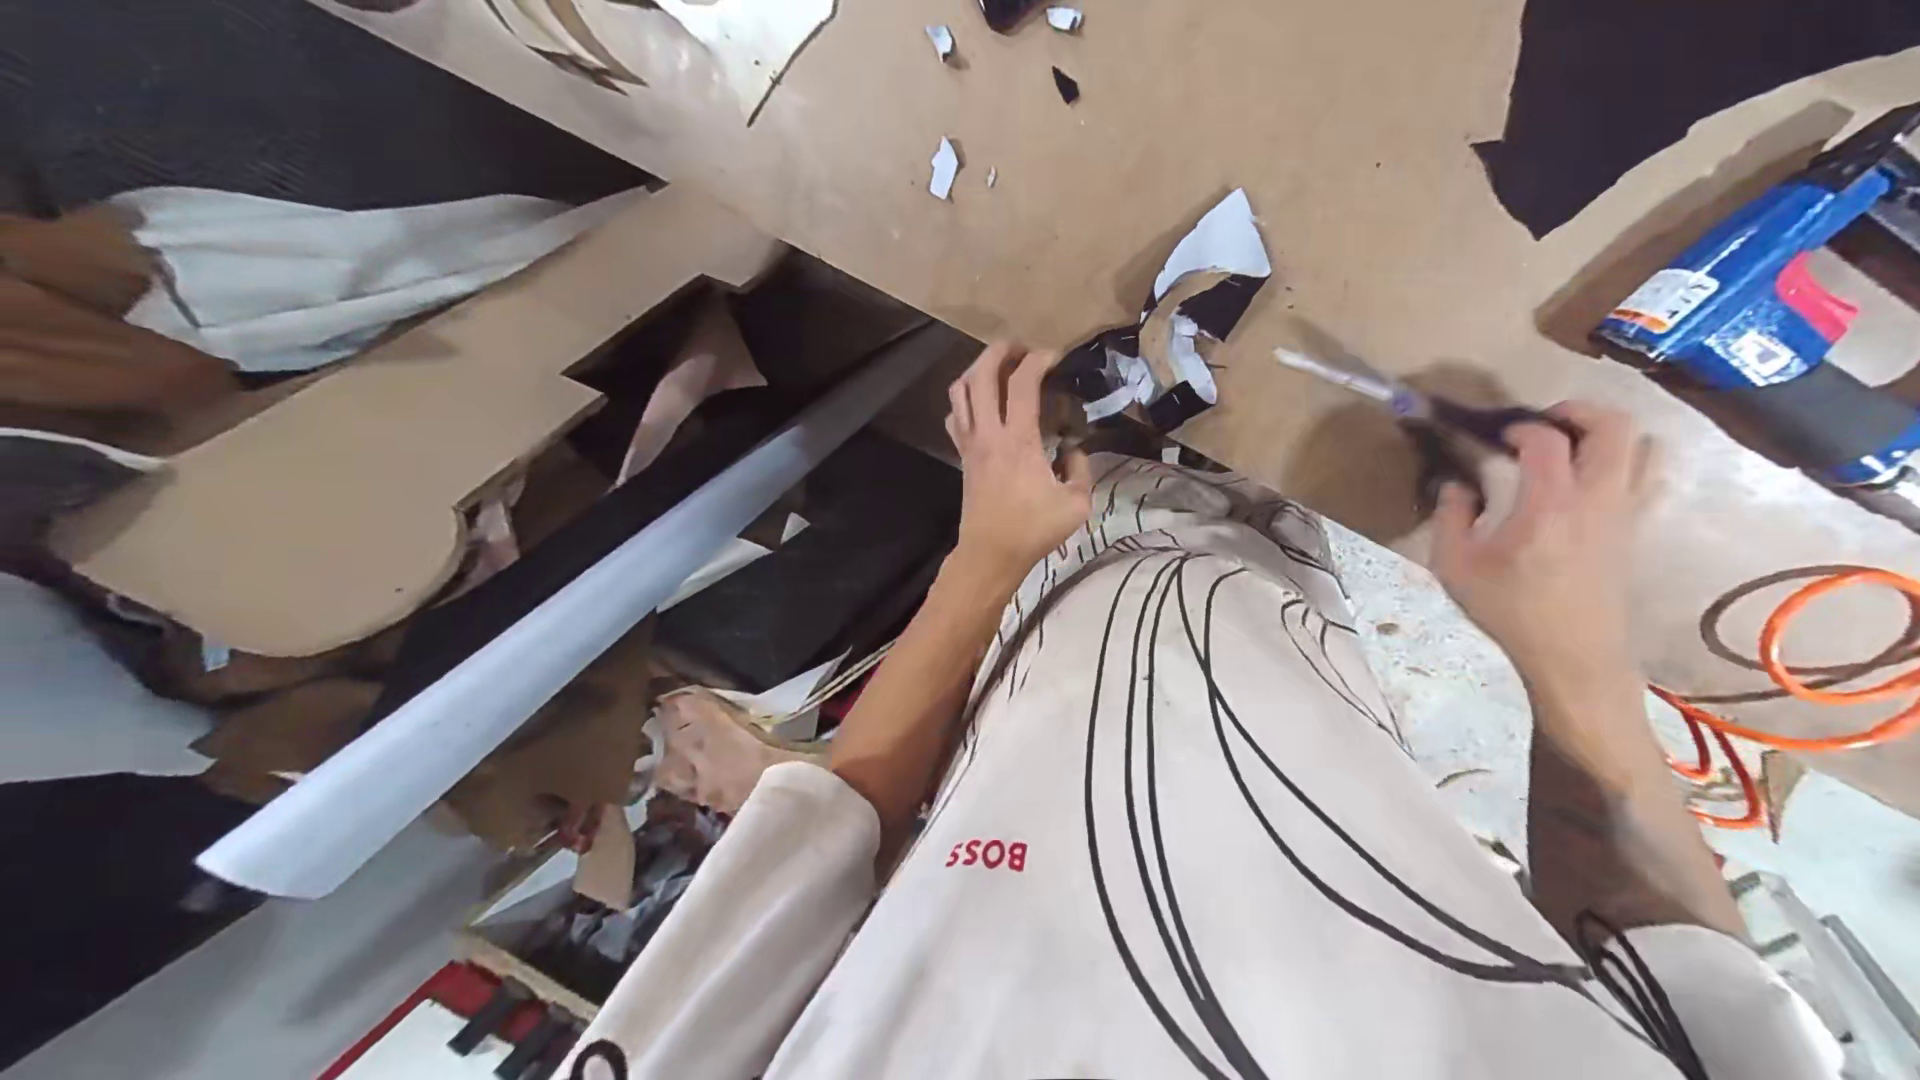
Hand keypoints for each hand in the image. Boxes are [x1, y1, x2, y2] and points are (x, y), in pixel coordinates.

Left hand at [945, 342, 1092, 588]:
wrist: (990, 554)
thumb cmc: (1033, 529)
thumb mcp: (1076, 503)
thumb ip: (1082, 468)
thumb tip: (1074, 449)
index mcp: (1018, 440)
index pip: (1023, 382)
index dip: (1039, 359)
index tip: (1056, 355)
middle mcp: (988, 433)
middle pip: (981, 374)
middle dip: (1000, 350)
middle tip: (1021, 347)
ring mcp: (970, 443)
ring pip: (960, 391)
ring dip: (977, 370)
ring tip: (998, 367)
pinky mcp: (962, 455)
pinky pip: (955, 416)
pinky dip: (964, 400)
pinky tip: (980, 404)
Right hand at [1429, 402, 1652, 691]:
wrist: (1571, 653)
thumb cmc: (1508, 609)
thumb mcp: (1454, 565)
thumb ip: (1450, 517)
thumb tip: (1456, 485)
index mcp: (1548, 505)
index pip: (1546, 440)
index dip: (1519, 427)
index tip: (1495, 434)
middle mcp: (1597, 498)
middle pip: (1614, 427)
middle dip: (1577, 411)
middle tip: (1542, 420)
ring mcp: (1625, 512)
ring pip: (1640, 446)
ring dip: (1604, 433)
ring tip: (1567, 443)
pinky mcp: (1634, 527)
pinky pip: (1642, 473)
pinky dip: (1618, 459)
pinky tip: (1584, 477)